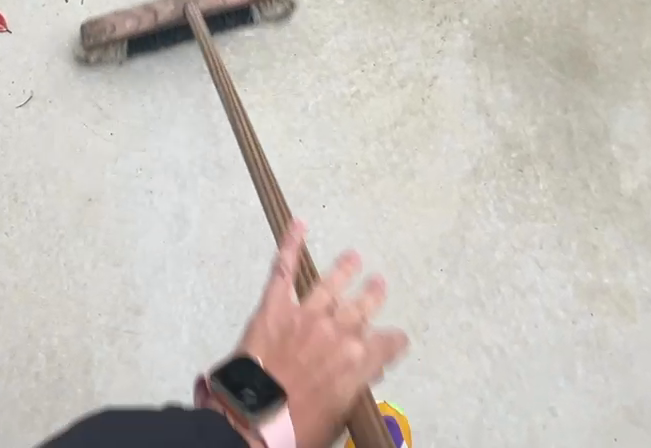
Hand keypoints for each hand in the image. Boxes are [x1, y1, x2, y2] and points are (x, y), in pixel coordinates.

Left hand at [234, 220, 408, 447]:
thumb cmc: (298, 430)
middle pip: (362, 307)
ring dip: (345, 268)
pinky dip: (290, 243)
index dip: (393, 342)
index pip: (386, 345)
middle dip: (373, 294)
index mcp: (356, 362)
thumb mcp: (339, 419)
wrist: (254, 421)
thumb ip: (352, 390)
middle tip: (379, 282)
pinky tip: (298, 224)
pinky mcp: (275, 304)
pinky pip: (283, 268)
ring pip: (331, 283)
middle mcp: (337, 332)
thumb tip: (361, 374)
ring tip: (353, 257)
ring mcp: (305, 314)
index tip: (396, 340)